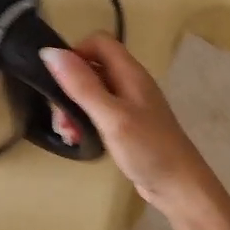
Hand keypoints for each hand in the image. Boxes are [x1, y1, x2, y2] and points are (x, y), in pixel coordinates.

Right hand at [41, 35, 217, 216]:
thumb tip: (50, 52)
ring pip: (92, 92)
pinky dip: (84, 121)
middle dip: (69, 87)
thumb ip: (82, 85)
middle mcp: (130, 82)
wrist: (179, 187)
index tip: (58, 78)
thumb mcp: (111, 116)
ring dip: (73, 108)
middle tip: (60, 117)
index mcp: (130, 73)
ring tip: (67, 134)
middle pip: (92, 67)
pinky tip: (78, 140)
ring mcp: (129, 104)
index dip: (76, 53)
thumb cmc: (147, 148)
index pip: (98, 42)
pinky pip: (98, 112)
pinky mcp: (126, 125)